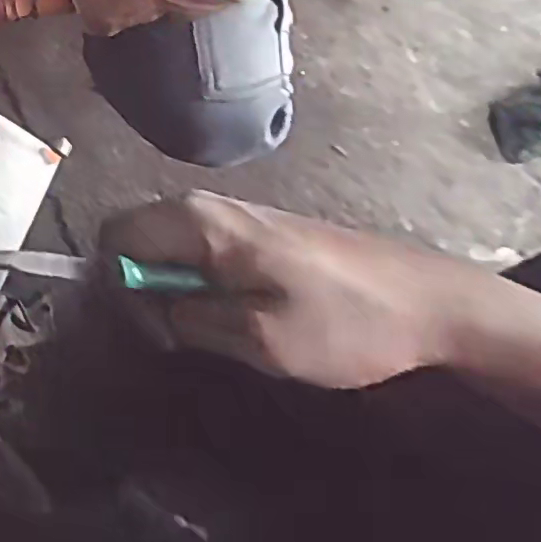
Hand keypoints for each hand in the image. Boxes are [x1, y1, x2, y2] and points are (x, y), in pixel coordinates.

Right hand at [101, 192, 502, 388]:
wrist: (424, 297)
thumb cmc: (343, 320)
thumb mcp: (260, 338)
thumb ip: (188, 319)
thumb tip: (144, 308)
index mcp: (196, 221)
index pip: (116, 237)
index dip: (116, 284)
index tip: (151, 326)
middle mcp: (200, 203)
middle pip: (133, 234)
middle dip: (138, 283)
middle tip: (175, 331)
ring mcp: (223, 210)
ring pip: (160, 240)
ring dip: (165, 283)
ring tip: (205, 324)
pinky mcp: (244, 224)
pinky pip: (188, 243)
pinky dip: (188, 275)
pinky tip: (228, 306)